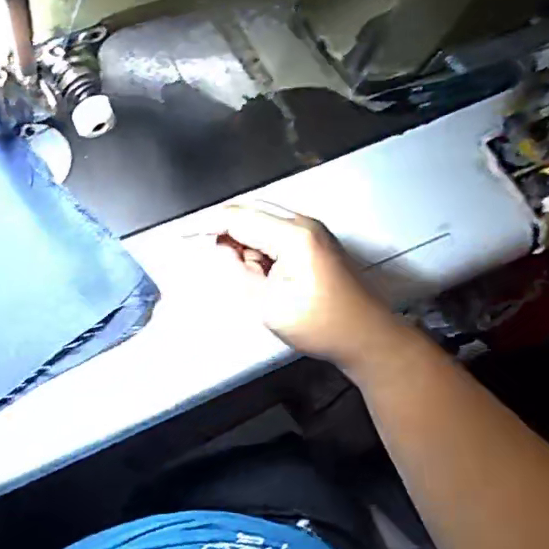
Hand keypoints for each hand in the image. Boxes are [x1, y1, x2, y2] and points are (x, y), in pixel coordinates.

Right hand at [203, 202, 410, 370]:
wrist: (366, 337)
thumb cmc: (323, 326)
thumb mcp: (268, 304)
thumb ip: (238, 271)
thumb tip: (220, 249)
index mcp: (294, 236)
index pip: (238, 218)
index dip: (206, 225)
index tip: (183, 234)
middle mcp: (305, 224)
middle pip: (250, 211)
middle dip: (225, 231)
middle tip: (210, 258)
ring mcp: (312, 231)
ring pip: (262, 221)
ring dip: (245, 241)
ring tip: (251, 279)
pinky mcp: (315, 241)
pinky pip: (277, 232)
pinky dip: (260, 247)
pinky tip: (263, 274)